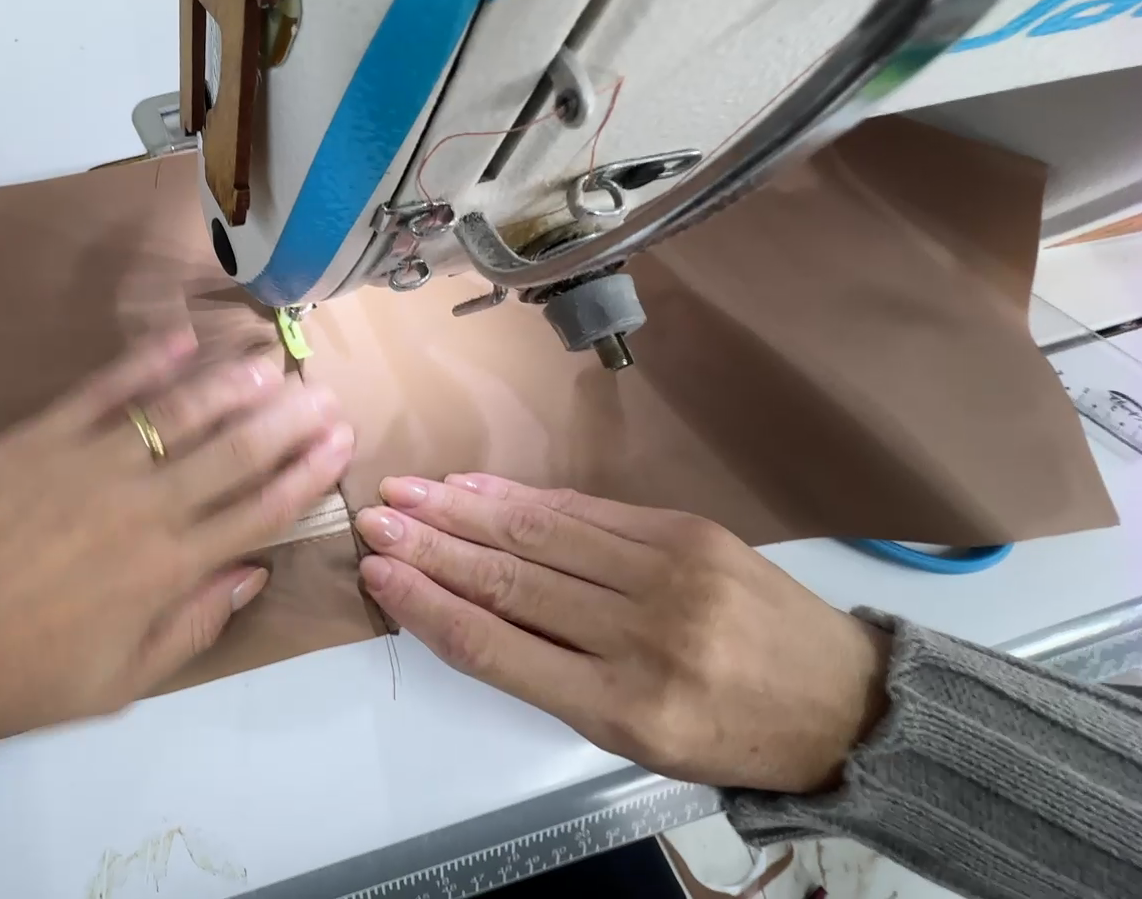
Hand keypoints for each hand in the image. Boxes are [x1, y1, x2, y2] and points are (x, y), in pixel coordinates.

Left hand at [0, 331, 352, 748]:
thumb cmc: (20, 677)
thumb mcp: (120, 680)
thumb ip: (193, 624)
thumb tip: (252, 572)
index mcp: (167, 569)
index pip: (258, 510)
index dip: (305, 474)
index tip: (339, 443)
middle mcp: (142, 506)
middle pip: (234, 451)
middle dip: (287, 420)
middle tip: (323, 391)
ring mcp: (89, 462)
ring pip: (180, 412)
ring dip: (232, 383)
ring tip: (271, 359)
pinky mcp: (39, 436)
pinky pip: (104, 389)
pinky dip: (145, 361)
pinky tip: (183, 338)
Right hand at [355, 474, 890, 792]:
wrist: (847, 700)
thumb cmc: (719, 730)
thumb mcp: (626, 731)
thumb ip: (539, 667)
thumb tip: (454, 601)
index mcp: (622, 708)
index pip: (494, 647)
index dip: (425, 606)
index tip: (374, 574)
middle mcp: (642, 639)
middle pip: (507, 581)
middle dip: (428, 546)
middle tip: (371, 521)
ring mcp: (669, 577)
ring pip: (536, 534)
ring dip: (458, 510)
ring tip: (404, 493)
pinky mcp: (686, 531)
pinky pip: (581, 509)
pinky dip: (515, 496)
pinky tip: (469, 486)